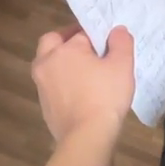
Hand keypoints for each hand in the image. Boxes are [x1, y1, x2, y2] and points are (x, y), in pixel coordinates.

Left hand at [31, 26, 134, 145]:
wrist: (87, 135)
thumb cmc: (106, 95)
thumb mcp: (122, 65)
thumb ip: (121, 42)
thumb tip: (117, 30)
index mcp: (65, 49)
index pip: (81, 32)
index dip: (96, 34)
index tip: (108, 42)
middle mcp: (47, 62)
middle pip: (52, 41)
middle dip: (68, 39)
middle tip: (89, 47)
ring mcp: (42, 84)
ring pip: (49, 62)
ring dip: (63, 60)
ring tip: (87, 70)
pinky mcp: (43, 103)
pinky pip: (52, 82)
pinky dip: (63, 80)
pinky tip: (82, 91)